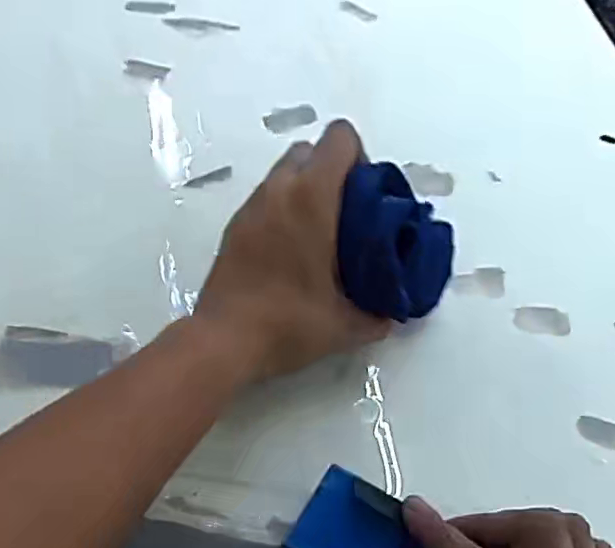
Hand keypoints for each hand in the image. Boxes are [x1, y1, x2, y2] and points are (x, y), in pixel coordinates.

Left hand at [193, 119, 390, 380]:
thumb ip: (375, 317)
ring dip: (303, 195)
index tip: (366, 201)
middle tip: (343, 221)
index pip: (340, 138)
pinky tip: (288, 259)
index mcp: (310, 197)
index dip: (359, 160)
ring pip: (283, 177)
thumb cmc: (288, 325)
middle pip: (309, 151)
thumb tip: (389, 316)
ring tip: (316, 243)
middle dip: (330, 175)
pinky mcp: (232, 230)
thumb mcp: (343, 327)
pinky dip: (280, 217)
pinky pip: (264, 205)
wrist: (225, 343)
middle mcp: (277, 190)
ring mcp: (249, 208)